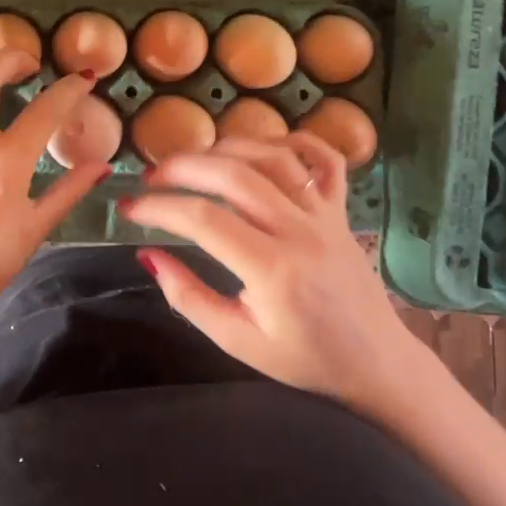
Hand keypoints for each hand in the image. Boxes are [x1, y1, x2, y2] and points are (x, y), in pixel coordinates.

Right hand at [124, 133, 432, 416]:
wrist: (377, 364)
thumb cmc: (304, 358)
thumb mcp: (238, 342)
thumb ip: (188, 298)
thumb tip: (147, 256)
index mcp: (273, 271)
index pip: (204, 219)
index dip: (159, 208)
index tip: (129, 208)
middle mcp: (300, 232)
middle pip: (234, 175)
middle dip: (182, 167)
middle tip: (151, 177)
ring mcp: (325, 216)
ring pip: (272, 157)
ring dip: (226, 147)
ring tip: (193, 161)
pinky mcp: (341, 209)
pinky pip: (324, 159)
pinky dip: (294, 141)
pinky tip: (261, 146)